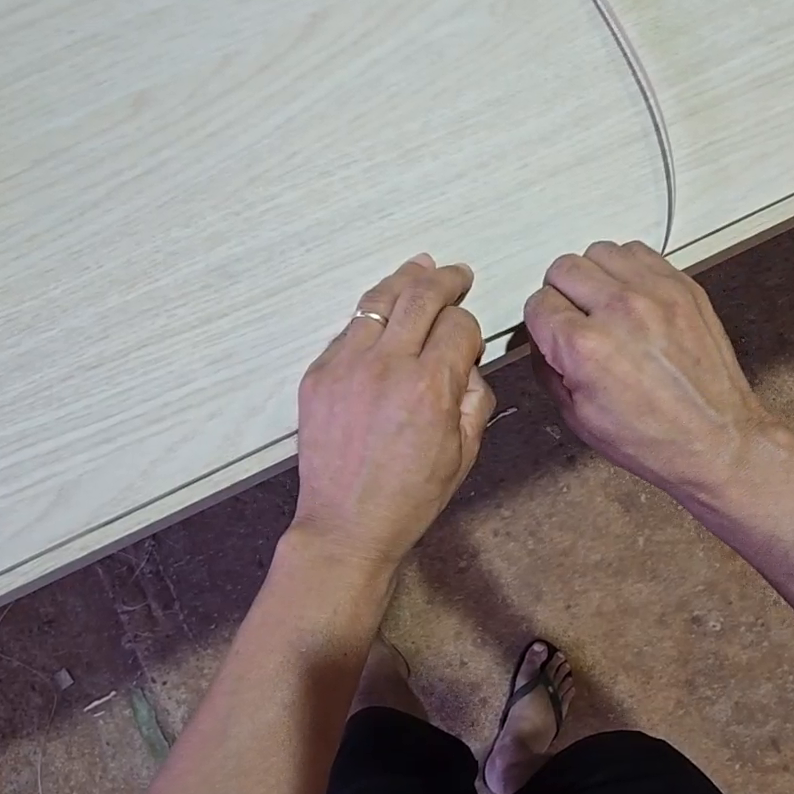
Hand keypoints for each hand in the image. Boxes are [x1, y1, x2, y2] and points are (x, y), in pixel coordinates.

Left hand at [292, 255, 494, 567]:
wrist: (346, 524)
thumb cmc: (406, 498)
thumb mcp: (464, 454)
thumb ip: (474, 399)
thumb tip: (467, 366)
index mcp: (430, 388)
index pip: (459, 325)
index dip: (470, 327)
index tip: (469, 338)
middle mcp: (387, 367)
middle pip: (421, 296)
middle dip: (446, 281)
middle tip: (458, 276)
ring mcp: (347, 366)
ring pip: (379, 299)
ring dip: (406, 280)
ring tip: (422, 269)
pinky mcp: (319, 375)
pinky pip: (349, 328)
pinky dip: (372, 314)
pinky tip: (384, 311)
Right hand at [524, 240, 785, 498]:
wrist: (716, 441)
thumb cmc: (655, 439)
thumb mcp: (578, 417)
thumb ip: (548, 369)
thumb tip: (541, 340)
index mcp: (586, 348)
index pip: (538, 303)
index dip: (540, 323)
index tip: (550, 333)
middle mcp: (620, 311)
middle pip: (563, 269)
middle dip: (560, 295)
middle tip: (571, 318)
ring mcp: (655, 294)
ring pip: (599, 252)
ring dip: (593, 276)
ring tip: (600, 304)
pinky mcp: (682, 287)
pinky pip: (638, 252)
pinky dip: (626, 269)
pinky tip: (628, 295)